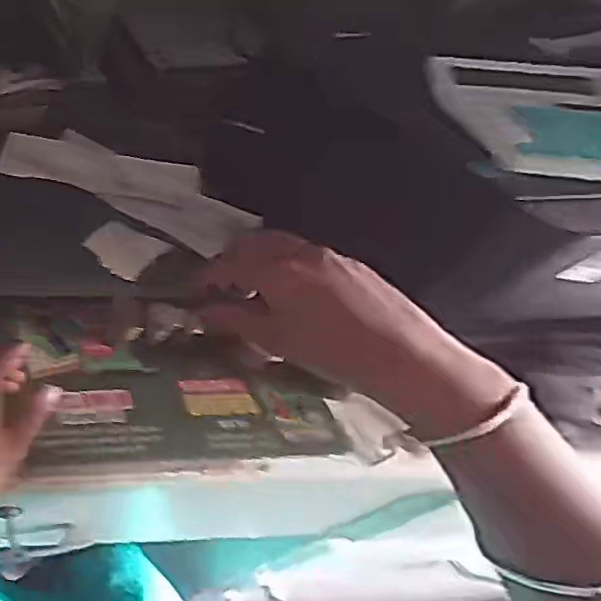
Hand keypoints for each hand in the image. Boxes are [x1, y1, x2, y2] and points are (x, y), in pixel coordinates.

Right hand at [193, 231, 515, 439]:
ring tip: (254, 291)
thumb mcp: (273, 340)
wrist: (406, 358)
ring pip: (279, 245)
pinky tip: (291, 296)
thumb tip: (203, 313)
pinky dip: (285, 266)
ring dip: (258, 260)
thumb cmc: (331, 352)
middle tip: (221, 287)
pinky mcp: (350, 265)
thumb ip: (233, 320)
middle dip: (230, 260)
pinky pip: (305, 254)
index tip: (194, 290)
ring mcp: (328, 255)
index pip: (226, 264)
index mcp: (275, 270)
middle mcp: (299, 253)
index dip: (205, 277)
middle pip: (251, 242)